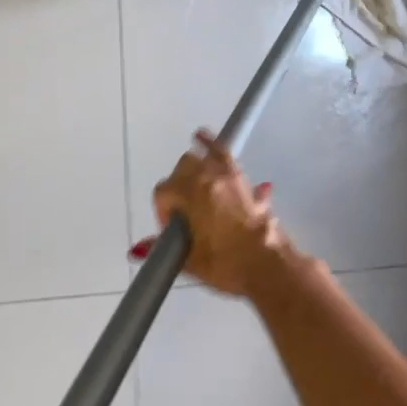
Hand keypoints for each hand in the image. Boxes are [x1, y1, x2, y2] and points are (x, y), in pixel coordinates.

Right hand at [134, 129, 287, 295]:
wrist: (271, 269)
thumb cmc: (225, 265)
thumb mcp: (190, 262)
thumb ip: (161, 250)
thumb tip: (135, 250)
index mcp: (189, 194)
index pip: (163, 192)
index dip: (162, 210)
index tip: (169, 228)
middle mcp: (208, 180)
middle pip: (186, 163)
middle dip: (179, 175)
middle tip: (181, 199)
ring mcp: (232, 181)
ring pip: (214, 154)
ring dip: (205, 146)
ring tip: (199, 136)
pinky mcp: (250, 189)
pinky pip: (237, 168)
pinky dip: (232, 162)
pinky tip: (227, 153)